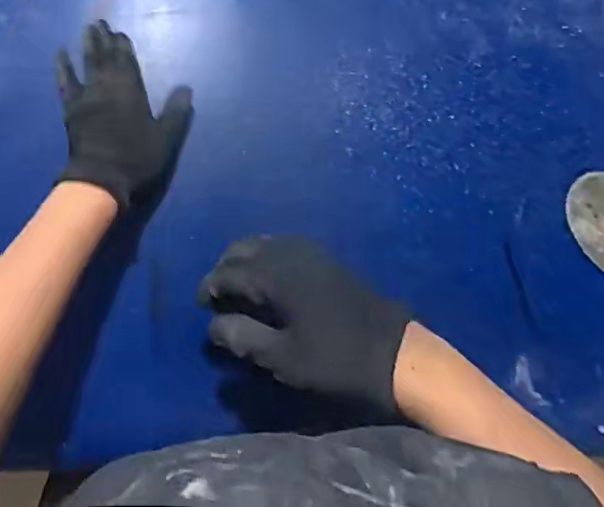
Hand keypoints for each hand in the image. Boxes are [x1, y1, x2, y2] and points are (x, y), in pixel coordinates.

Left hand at [55, 21, 193, 209]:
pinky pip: (65, 79)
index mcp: (131, 90)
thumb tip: (186, 87)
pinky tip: (60, 52)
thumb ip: (175, 111)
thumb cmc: (136, 159)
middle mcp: (107, 85)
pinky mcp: (70, 106)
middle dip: (104, 38)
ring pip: (87, 62)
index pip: (126, 60)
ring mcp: (86, 94)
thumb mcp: (164, 138)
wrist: (100, 176)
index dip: (122, 44)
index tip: (119, 32)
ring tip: (87, 28)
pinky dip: (62, 65)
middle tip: (100, 21)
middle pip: (105, 56)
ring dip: (87, 44)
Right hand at [200, 234, 410, 417]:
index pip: (226, 272)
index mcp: (271, 271)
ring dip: (243, 260)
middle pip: (240, 249)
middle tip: (218, 294)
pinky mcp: (323, 258)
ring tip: (240, 287)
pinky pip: (280, 246)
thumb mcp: (284, 359)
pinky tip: (270, 280)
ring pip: (260, 243)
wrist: (401, 355)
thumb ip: (243, 338)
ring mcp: (306, 250)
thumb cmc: (338, 360)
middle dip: (223, 268)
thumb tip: (212, 326)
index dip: (209, 287)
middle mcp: (284, 251)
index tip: (202, 305)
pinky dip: (265, 257)